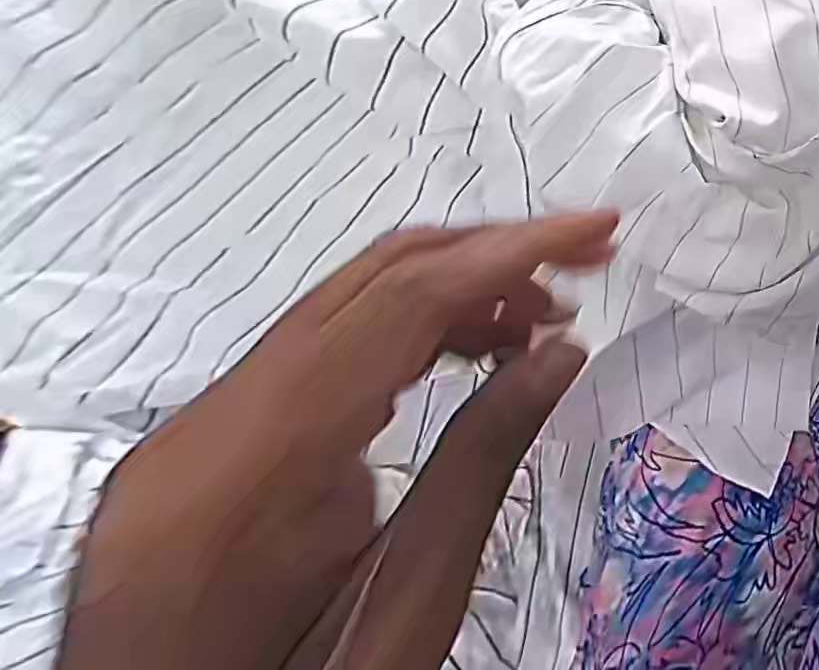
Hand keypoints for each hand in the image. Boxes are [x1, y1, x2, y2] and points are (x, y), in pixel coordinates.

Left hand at [58, 212, 618, 669]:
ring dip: (473, 284)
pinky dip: (434, 321)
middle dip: (501, 250)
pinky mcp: (235, 430)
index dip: (514, 250)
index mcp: (256, 463)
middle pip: (380, 277)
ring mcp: (218, 421)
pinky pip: (348, 339)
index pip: (405, 301)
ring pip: (365, 297)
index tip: (595, 229)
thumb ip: (484, 459)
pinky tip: (488, 345)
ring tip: (551, 314)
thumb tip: (564, 351)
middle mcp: (219, 421)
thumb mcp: (410, 595)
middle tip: (591, 255)